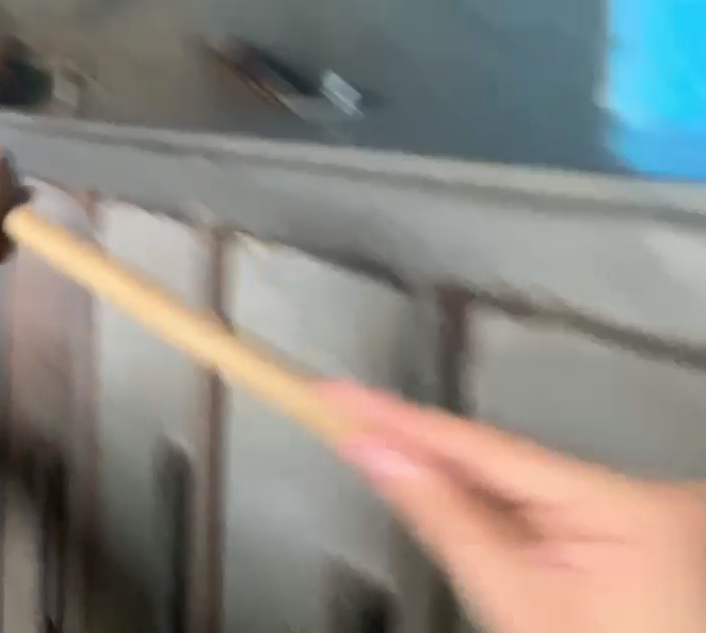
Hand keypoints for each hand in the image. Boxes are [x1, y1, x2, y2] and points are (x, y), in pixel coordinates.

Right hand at [328, 382, 705, 632]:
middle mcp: (647, 493)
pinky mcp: (638, 526)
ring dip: (450, 474)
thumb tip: (367, 444)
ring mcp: (649, 510)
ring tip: (384, 456)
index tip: (335, 391)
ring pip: (513, 476)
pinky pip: (538, 495)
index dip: (396, 416)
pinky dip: (486, 497)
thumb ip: (436, 510)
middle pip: (496, 458)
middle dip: (421, 449)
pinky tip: (442, 491)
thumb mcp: (506, 592)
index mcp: (627, 502)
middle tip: (344, 423)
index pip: (478, 444)